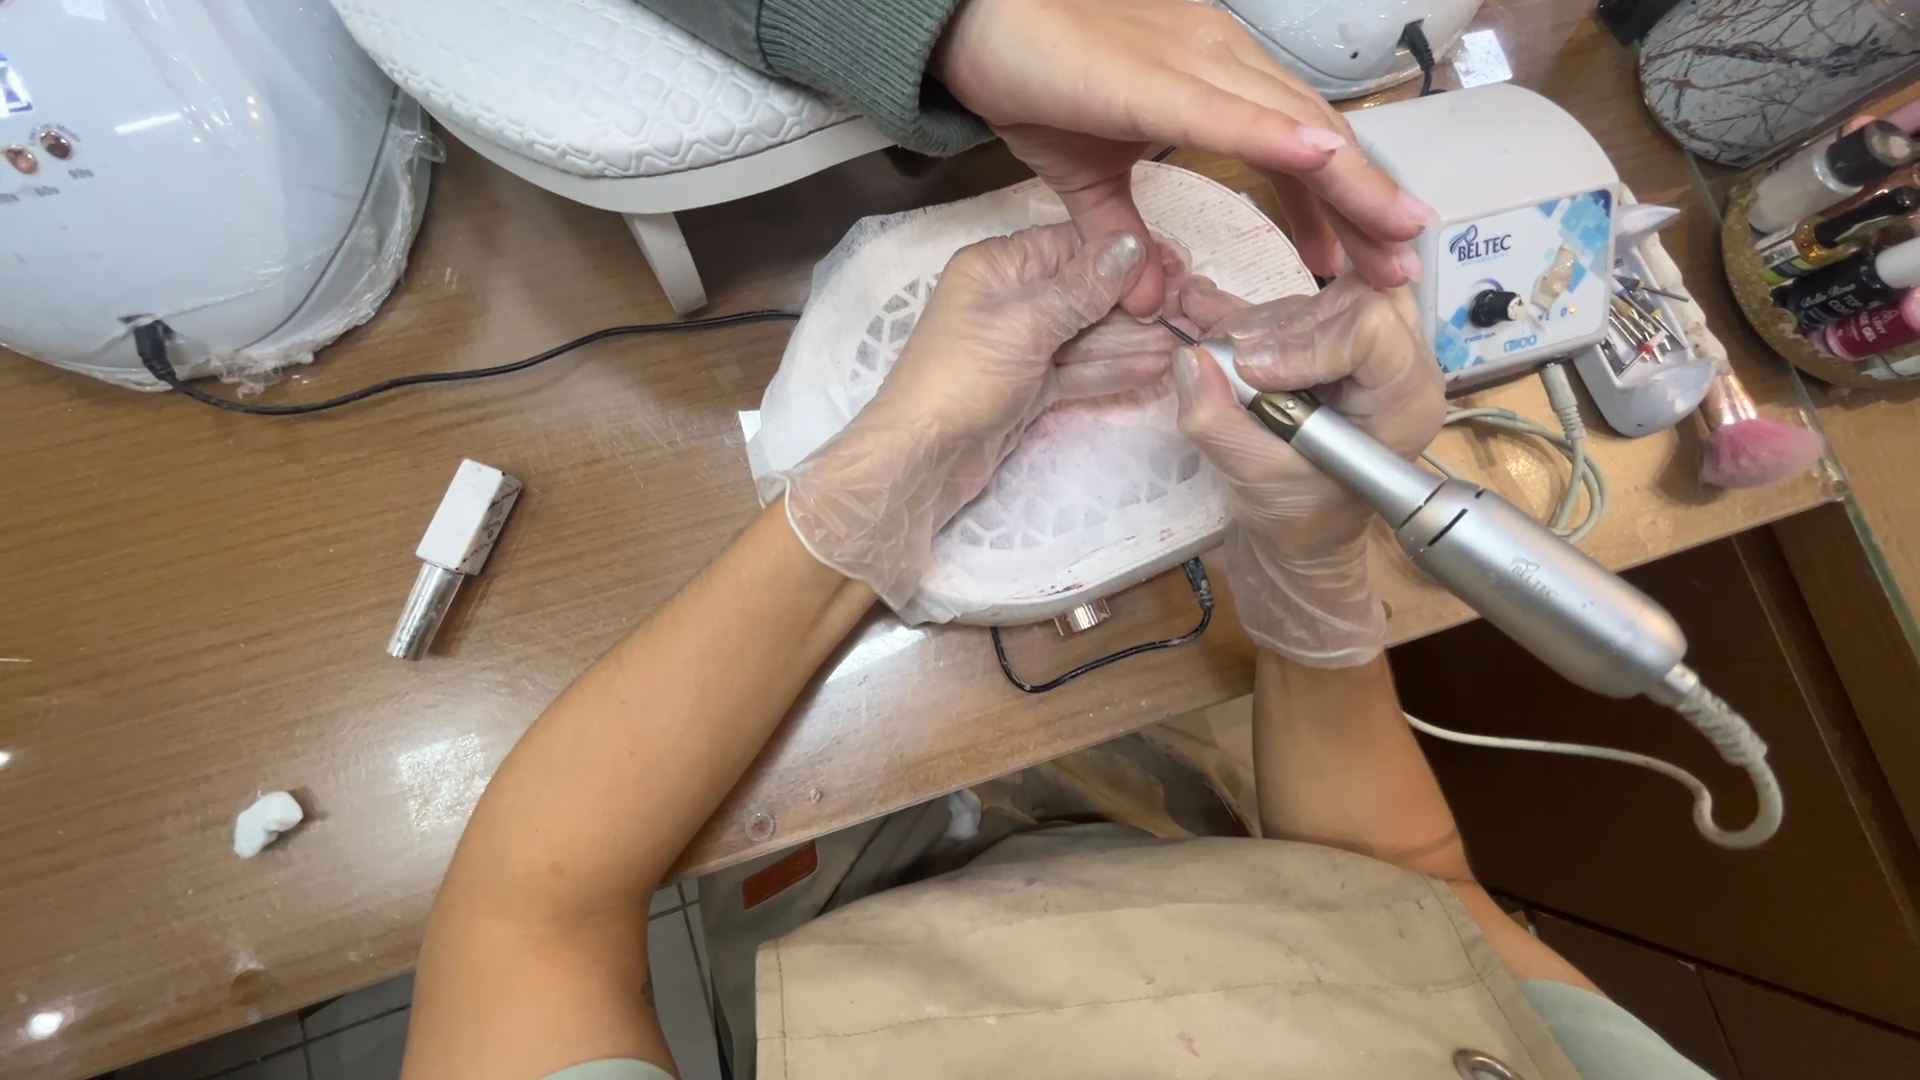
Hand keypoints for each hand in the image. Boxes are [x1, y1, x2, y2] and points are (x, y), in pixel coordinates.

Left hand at [775, 225, 1157, 615]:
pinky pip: (1076, 370)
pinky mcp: (1028, 388)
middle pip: (1084, 292)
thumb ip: (1082, 287)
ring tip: (1183, 344)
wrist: (924, 459)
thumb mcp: (1025, 323)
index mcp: (998, 266)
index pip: (1072, 247)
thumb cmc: (964, 378)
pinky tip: (1154, 367)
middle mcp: (1010, 300)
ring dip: (1131, 341)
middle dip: (1134, 304)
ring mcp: (1020, 348)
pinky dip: (1110, 369)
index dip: (1125, 257)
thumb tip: (1131, 243)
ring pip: (1084, 335)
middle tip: (1189, 311)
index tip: (1174, 269)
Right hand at [934, 0, 1434, 315]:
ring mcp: (1198, 62)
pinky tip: (1326, 161)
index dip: (1335, 205)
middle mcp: (1223, 64)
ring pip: (1292, 127)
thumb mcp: (1088, 180)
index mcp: (1211, 84)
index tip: (1365, 258)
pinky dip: (1278, 138)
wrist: (981, 20)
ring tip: (1393, 238)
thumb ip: (1124, 234)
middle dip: (1363, 208)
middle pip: (1313, 141)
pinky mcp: (1158, 77)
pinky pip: (1229, 112)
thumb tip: (1146, 298)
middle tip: (1401, 267)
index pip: (1294, 149)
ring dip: (1348, 185)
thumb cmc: (1039, 86)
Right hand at [1169, 275, 1444, 665]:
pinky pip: (1288, 305)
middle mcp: (1394, 362)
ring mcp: (1360, 347)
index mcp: (1401, 400)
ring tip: (1218, 364)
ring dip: (1254, 328)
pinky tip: (1198, 309)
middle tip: (1232, 367)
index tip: (1251, 374)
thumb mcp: (1253, 478)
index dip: (1306, 342)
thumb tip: (1187, 359)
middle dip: (1277, 331)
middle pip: (1346, 302)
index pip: (1371, 329)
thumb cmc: (1295, 515)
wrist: (1298, 526)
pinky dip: (1240, 314)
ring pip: (1312, 299)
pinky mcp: (1324, 339)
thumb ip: (1218, 422)